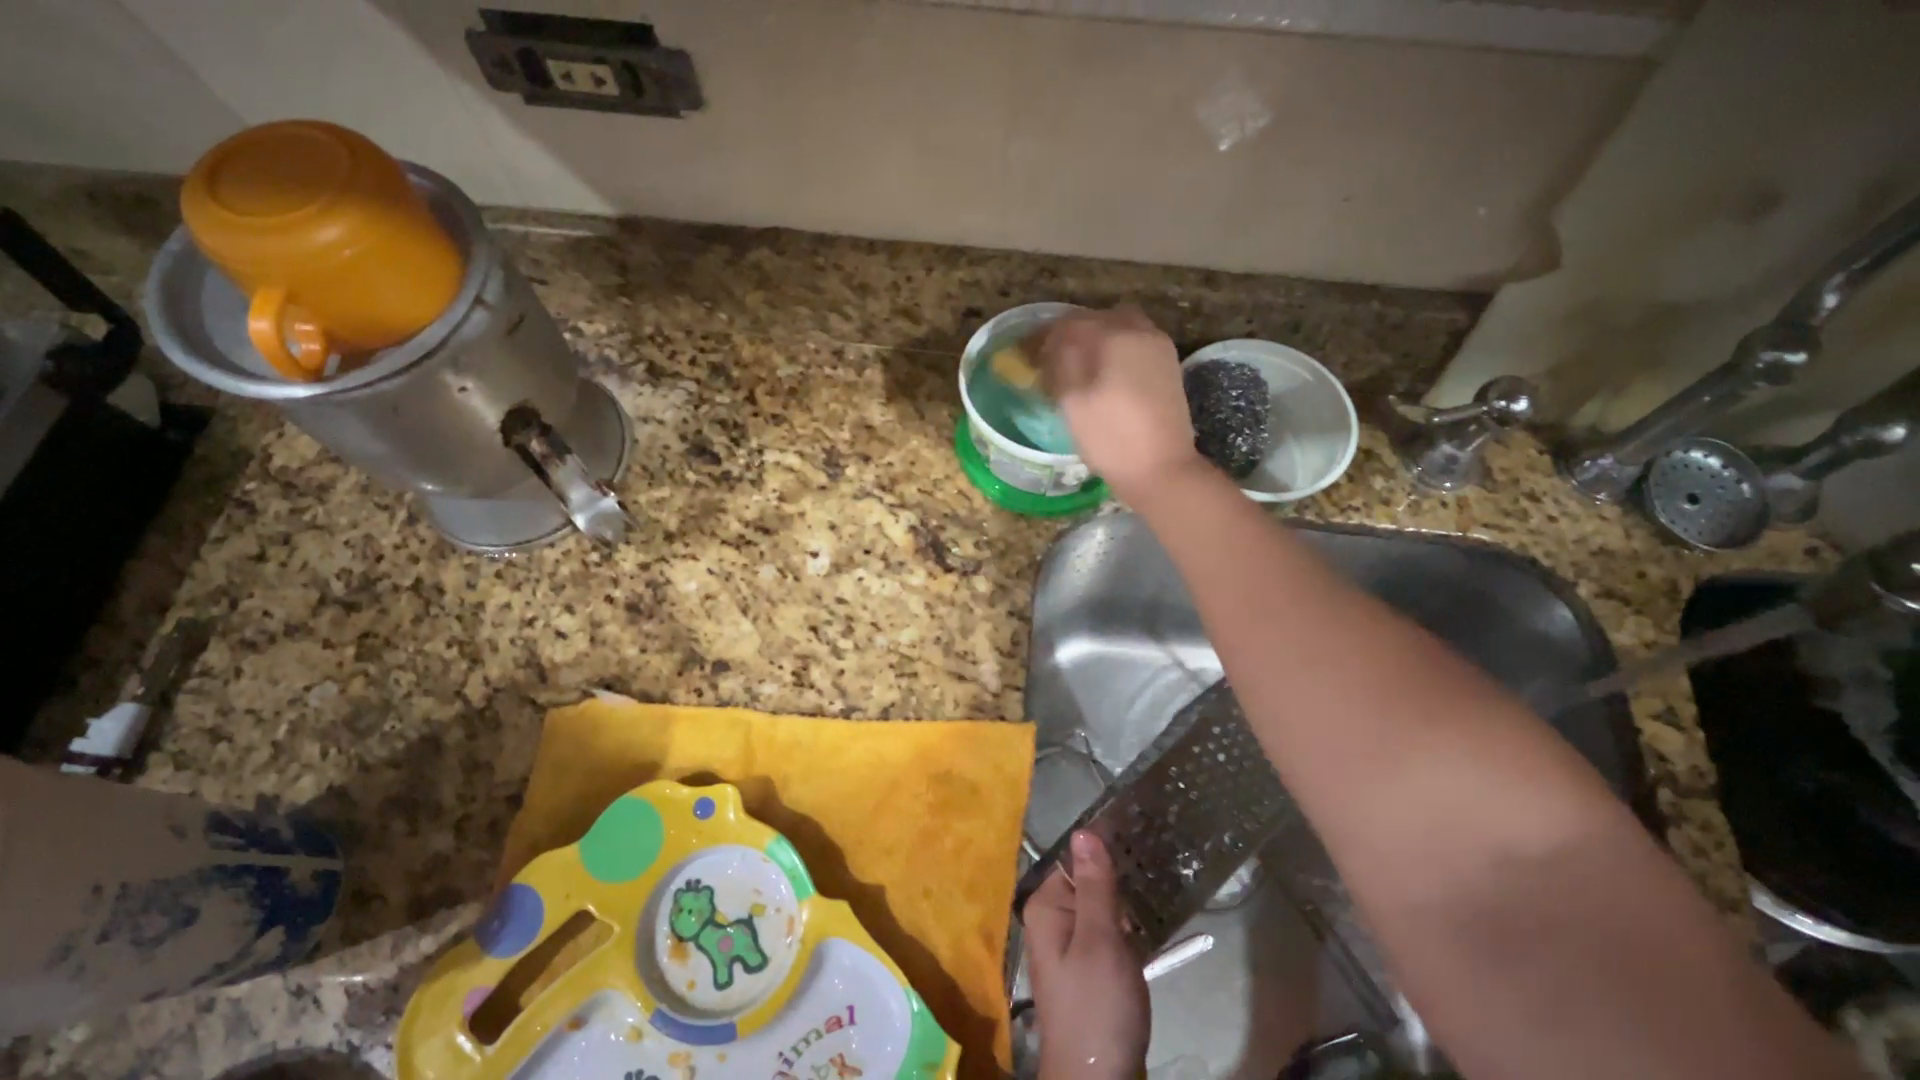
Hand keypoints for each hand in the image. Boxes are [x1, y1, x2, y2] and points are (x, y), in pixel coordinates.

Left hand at [1024, 831, 1149, 1079]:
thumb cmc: (1096, 1006)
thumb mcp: (1099, 940)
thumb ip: (1094, 886)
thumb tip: (1084, 830)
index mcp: (1045, 908)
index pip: (1074, 859)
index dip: (1106, 850)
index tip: (1142, 832)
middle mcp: (1051, 923)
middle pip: (1088, 883)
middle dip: (1120, 878)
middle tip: (1161, 860)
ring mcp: (1070, 950)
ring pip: (1102, 910)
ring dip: (1128, 904)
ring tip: (1163, 885)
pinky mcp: (1089, 973)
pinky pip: (1108, 936)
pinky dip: (1129, 931)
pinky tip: (1153, 927)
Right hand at [1036, 307, 1202, 503]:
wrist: (1162, 469)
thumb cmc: (1110, 437)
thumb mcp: (1071, 401)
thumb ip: (1060, 362)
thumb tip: (1053, 345)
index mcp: (1114, 335)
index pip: (1070, 322)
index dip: (1046, 337)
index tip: (1031, 357)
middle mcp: (1141, 331)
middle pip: (1098, 318)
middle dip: (1075, 334)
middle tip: (1056, 360)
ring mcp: (1159, 348)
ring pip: (1121, 328)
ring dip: (1099, 341)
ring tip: (1081, 369)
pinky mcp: (1169, 366)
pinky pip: (1137, 344)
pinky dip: (1118, 351)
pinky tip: (1107, 378)